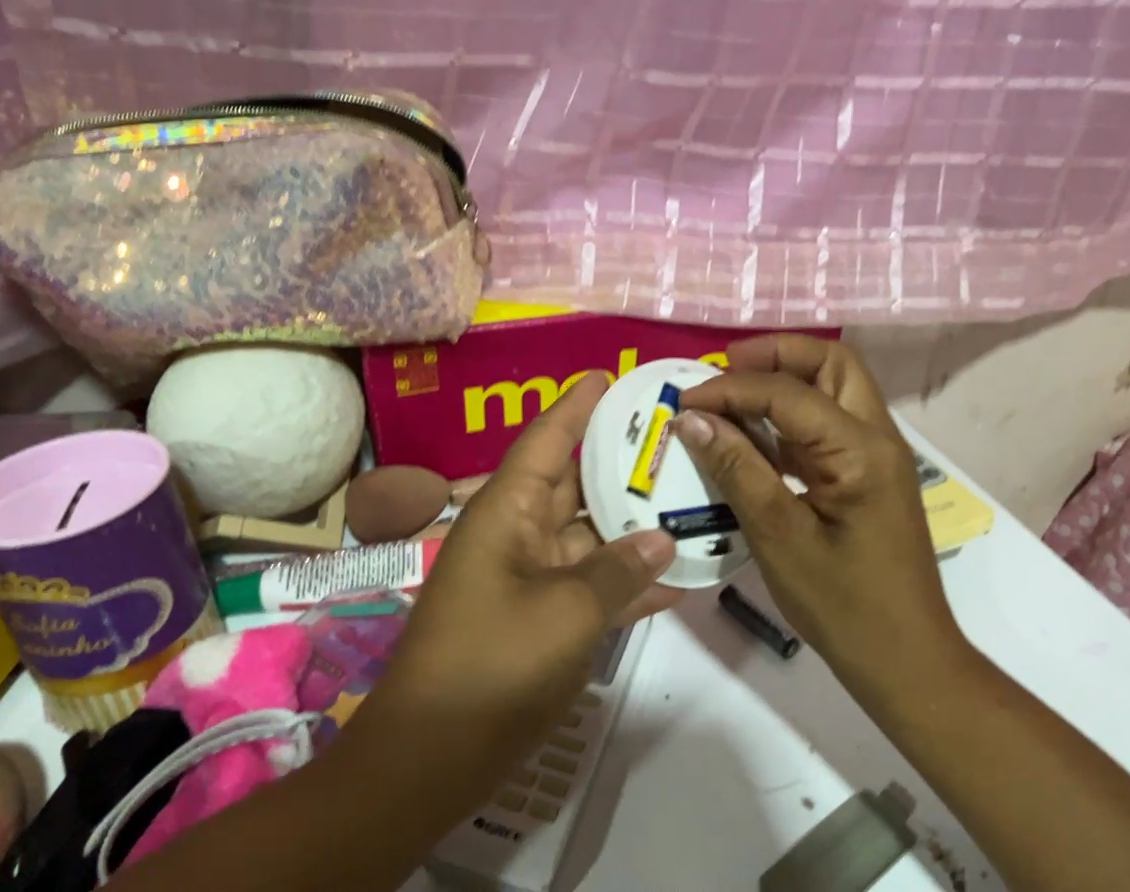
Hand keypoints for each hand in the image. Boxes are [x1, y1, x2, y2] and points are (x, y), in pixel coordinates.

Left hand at [365, 372, 683, 766]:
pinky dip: (630, 583)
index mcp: (506, 513)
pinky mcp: (544, 622)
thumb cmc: (492, 661)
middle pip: (575, 485)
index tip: (610, 375)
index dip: (577, 406)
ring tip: (694, 499)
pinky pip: (594, 587)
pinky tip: (682, 577)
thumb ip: (619, 569)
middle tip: (676, 439)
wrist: (435, 754)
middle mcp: (519, 536)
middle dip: (621, 464)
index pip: (545, 441)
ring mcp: (532, 580)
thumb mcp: (565, 610)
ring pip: (592, 538)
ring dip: (636, 526)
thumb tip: (663, 538)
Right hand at [675, 335, 956, 673]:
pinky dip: (790, 418)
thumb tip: (692, 418)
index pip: (789, 392)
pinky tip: (751, 438)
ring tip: (731, 395)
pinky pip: (828, 426)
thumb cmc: (844, 605)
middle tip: (724, 371)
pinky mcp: (866, 477)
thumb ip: (737, 469)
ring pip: (834, 389)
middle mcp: (877, 437)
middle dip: (776, 355)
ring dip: (785, 381)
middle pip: (831, 363)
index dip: (731, 388)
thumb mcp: (779, 536)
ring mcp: (876, 456)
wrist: (906, 659)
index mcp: (861, 449)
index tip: (683, 400)